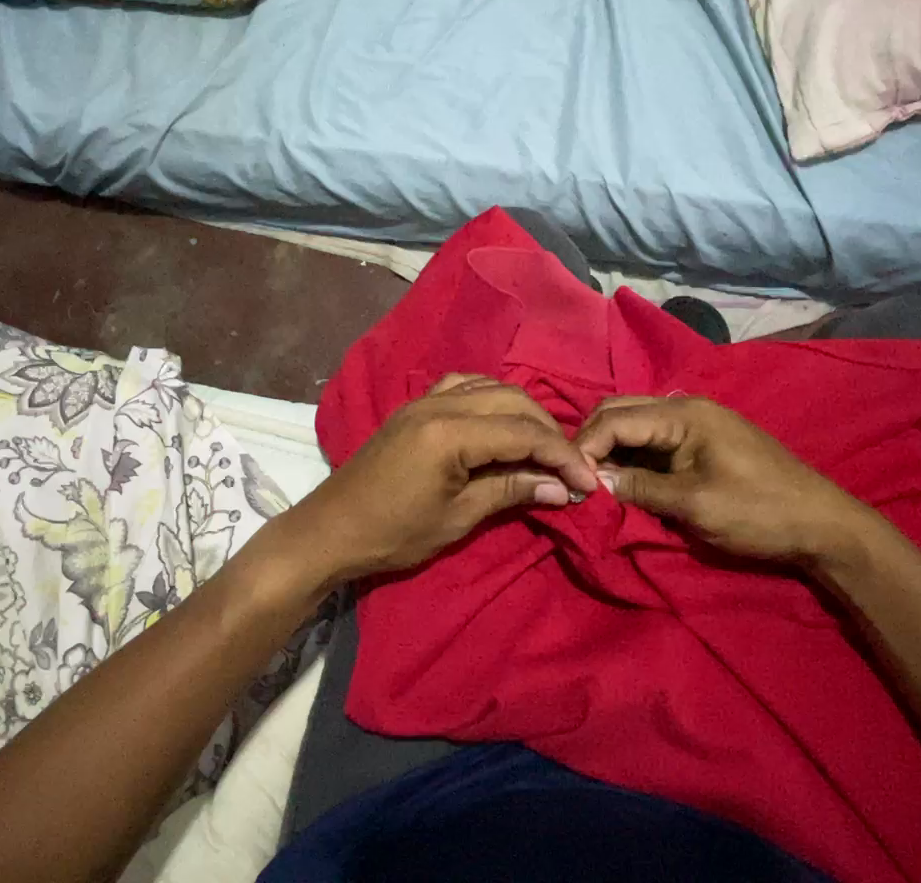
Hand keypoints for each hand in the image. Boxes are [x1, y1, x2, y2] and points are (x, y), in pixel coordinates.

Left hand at [281, 374, 598, 581]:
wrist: (331, 529)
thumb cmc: (393, 533)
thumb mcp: (458, 518)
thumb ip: (510, 491)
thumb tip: (561, 488)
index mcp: (450, 432)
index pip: (524, 432)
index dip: (562, 455)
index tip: (589, 482)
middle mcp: (439, 403)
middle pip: (513, 401)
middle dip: (548, 431)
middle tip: (570, 467)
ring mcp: (423, 400)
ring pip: (490, 388)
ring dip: (522, 413)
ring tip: (542, 447)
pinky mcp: (413, 407)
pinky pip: (463, 387)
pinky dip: (491, 399)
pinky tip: (501, 423)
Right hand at [573, 396, 884, 564]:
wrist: (824, 525)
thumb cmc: (760, 512)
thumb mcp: (694, 504)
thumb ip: (639, 488)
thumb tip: (593, 481)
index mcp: (683, 414)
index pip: (615, 418)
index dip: (586, 448)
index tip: (572, 483)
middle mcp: (685, 407)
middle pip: (619, 412)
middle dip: (592, 442)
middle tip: (577, 480)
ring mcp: (695, 423)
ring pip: (634, 424)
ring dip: (610, 450)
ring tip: (596, 483)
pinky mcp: (702, 442)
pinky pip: (653, 440)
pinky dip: (632, 457)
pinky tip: (624, 480)